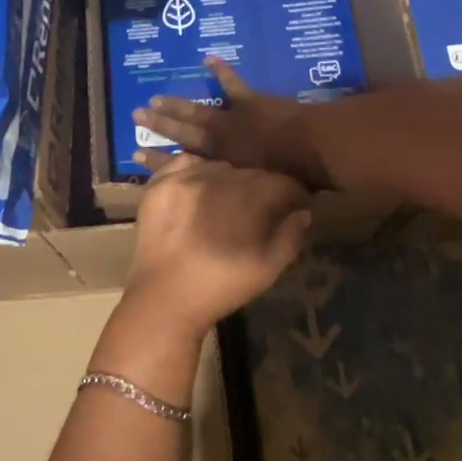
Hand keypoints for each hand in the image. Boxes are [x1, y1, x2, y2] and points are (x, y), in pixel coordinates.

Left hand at [122, 153, 311, 338]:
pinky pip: (184, 162)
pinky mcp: (158, 183)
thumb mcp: (267, 270)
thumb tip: (302, 212)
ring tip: (227, 200)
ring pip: (219, 166)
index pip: (280, 182)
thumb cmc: (220, 287)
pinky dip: (196, 171)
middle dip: (261, 188)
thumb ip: (290, 237)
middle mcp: (216, 180)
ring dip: (229, 179)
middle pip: (249, 172)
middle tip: (260, 207)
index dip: (291, 193)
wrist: (163, 298)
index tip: (293, 205)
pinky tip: (199, 188)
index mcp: (246, 200)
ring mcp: (184, 179)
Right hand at [132, 56, 325, 185]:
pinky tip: (208, 58)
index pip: (181, 164)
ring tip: (154, 98)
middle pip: (182, 133)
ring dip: (176, 104)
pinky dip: (222, 70)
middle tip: (136, 115)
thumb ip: (251, 201)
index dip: (158, 161)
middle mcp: (219, 143)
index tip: (136, 155)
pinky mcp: (249, 101)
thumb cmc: (290, 179)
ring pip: (196, 110)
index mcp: (220, 168)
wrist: (308, 148)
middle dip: (159, 126)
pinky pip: (232, 83)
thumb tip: (254, 219)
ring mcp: (232, 119)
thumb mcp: (264, 196)